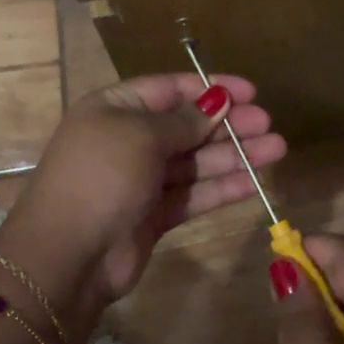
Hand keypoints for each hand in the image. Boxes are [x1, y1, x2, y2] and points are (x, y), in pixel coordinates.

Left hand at [7, 73, 286, 301]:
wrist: (67, 256)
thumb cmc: (101, 177)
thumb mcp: (141, 136)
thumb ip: (184, 121)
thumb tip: (216, 101)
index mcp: (115, 108)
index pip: (169, 88)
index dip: (210, 87)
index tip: (251, 91)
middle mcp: (128, 138)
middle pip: (186, 125)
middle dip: (228, 123)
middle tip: (269, 124)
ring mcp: (140, 179)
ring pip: (195, 161)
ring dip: (234, 154)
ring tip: (276, 149)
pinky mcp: (153, 215)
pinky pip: (192, 193)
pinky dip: (221, 187)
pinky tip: (253, 182)